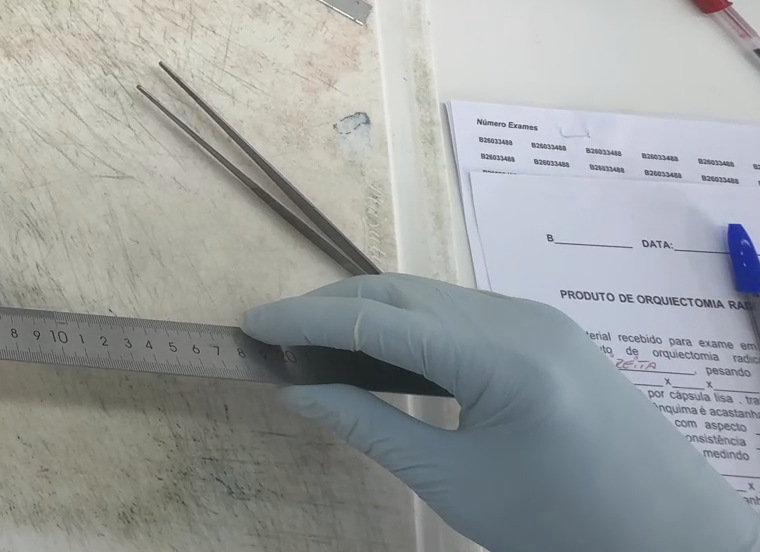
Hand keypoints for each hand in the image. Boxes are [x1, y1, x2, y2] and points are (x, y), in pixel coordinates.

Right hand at [244, 275, 759, 551]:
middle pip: (392, 292)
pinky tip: (377, 348)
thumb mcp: (455, 486)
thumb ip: (364, 426)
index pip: (374, 320)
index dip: (301, 318)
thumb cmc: (570, 530)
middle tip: (276, 335)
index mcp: (503, 363)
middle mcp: (519, 320)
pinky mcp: (544, 326)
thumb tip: (289, 391)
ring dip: (358, 310)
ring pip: (419, 293)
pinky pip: (450, 308)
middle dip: (324, 307)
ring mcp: (536, 317)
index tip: (250, 325)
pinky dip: (399, 320)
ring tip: (316, 342)